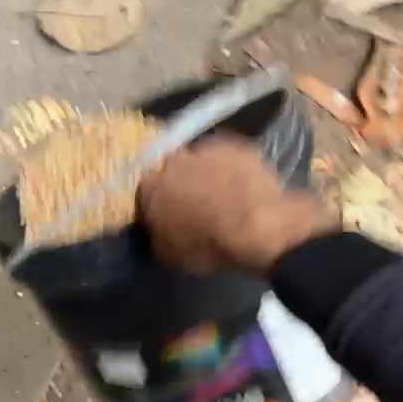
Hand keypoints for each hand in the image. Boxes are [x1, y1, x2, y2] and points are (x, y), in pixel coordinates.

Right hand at [136, 136, 337, 274]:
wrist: (259, 227)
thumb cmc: (206, 246)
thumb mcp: (168, 255)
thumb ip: (156, 236)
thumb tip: (158, 231)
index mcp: (149, 188)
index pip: (143, 195)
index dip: (153, 208)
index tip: (163, 220)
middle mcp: (172, 162)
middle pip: (170, 172)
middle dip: (177, 186)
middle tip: (191, 206)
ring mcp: (207, 150)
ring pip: (199, 162)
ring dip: (204, 175)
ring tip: (220, 197)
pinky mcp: (239, 146)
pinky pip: (227, 158)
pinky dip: (230, 170)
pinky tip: (240, 187)